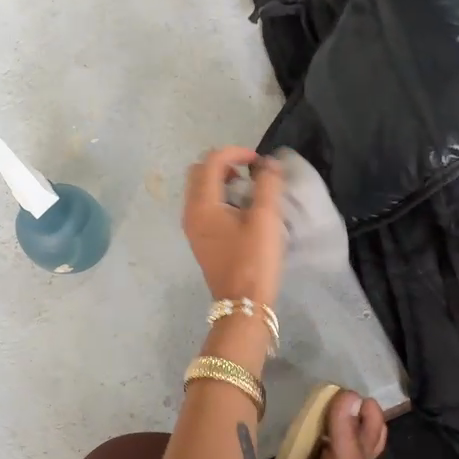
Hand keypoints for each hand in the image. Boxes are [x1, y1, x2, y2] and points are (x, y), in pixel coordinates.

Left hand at [183, 147, 286, 305]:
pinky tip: (240, 209)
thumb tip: (268, 162)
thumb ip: (267, 184)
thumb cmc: (253, 260)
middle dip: (224, 163)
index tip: (259, 162)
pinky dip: (218, 195)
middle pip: (199, 170)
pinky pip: (203, 204)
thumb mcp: (265, 218)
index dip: (236, 153)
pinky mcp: (200, 239)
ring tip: (247, 188)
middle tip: (249, 171)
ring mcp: (192, 226)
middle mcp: (190, 211)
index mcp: (202, 203)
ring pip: (200, 187)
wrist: (243, 306)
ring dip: (220, 179)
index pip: (212, 160)